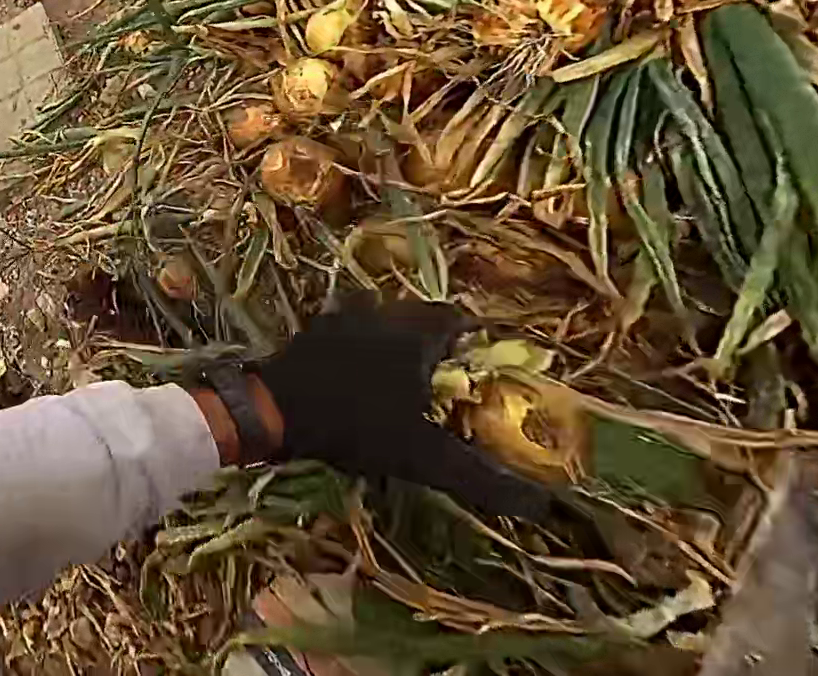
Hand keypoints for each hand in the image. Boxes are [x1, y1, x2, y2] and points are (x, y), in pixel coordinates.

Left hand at [258, 293, 550, 518]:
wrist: (275, 409)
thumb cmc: (355, 425)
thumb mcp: (423, 457)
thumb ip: (482, 479)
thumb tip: (542, 504)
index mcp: (411, 334)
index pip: (453, 317)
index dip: (472, 334)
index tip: (483, 357)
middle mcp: (377, 314)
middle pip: (417, 313)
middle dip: (436, 334)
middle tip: (448, 365)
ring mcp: (340, 317)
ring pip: (379, 314)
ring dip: (395, 332)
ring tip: (406, 366)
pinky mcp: (313, 328)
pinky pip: (348, 324)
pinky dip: (361, 338)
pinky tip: (360, 366)